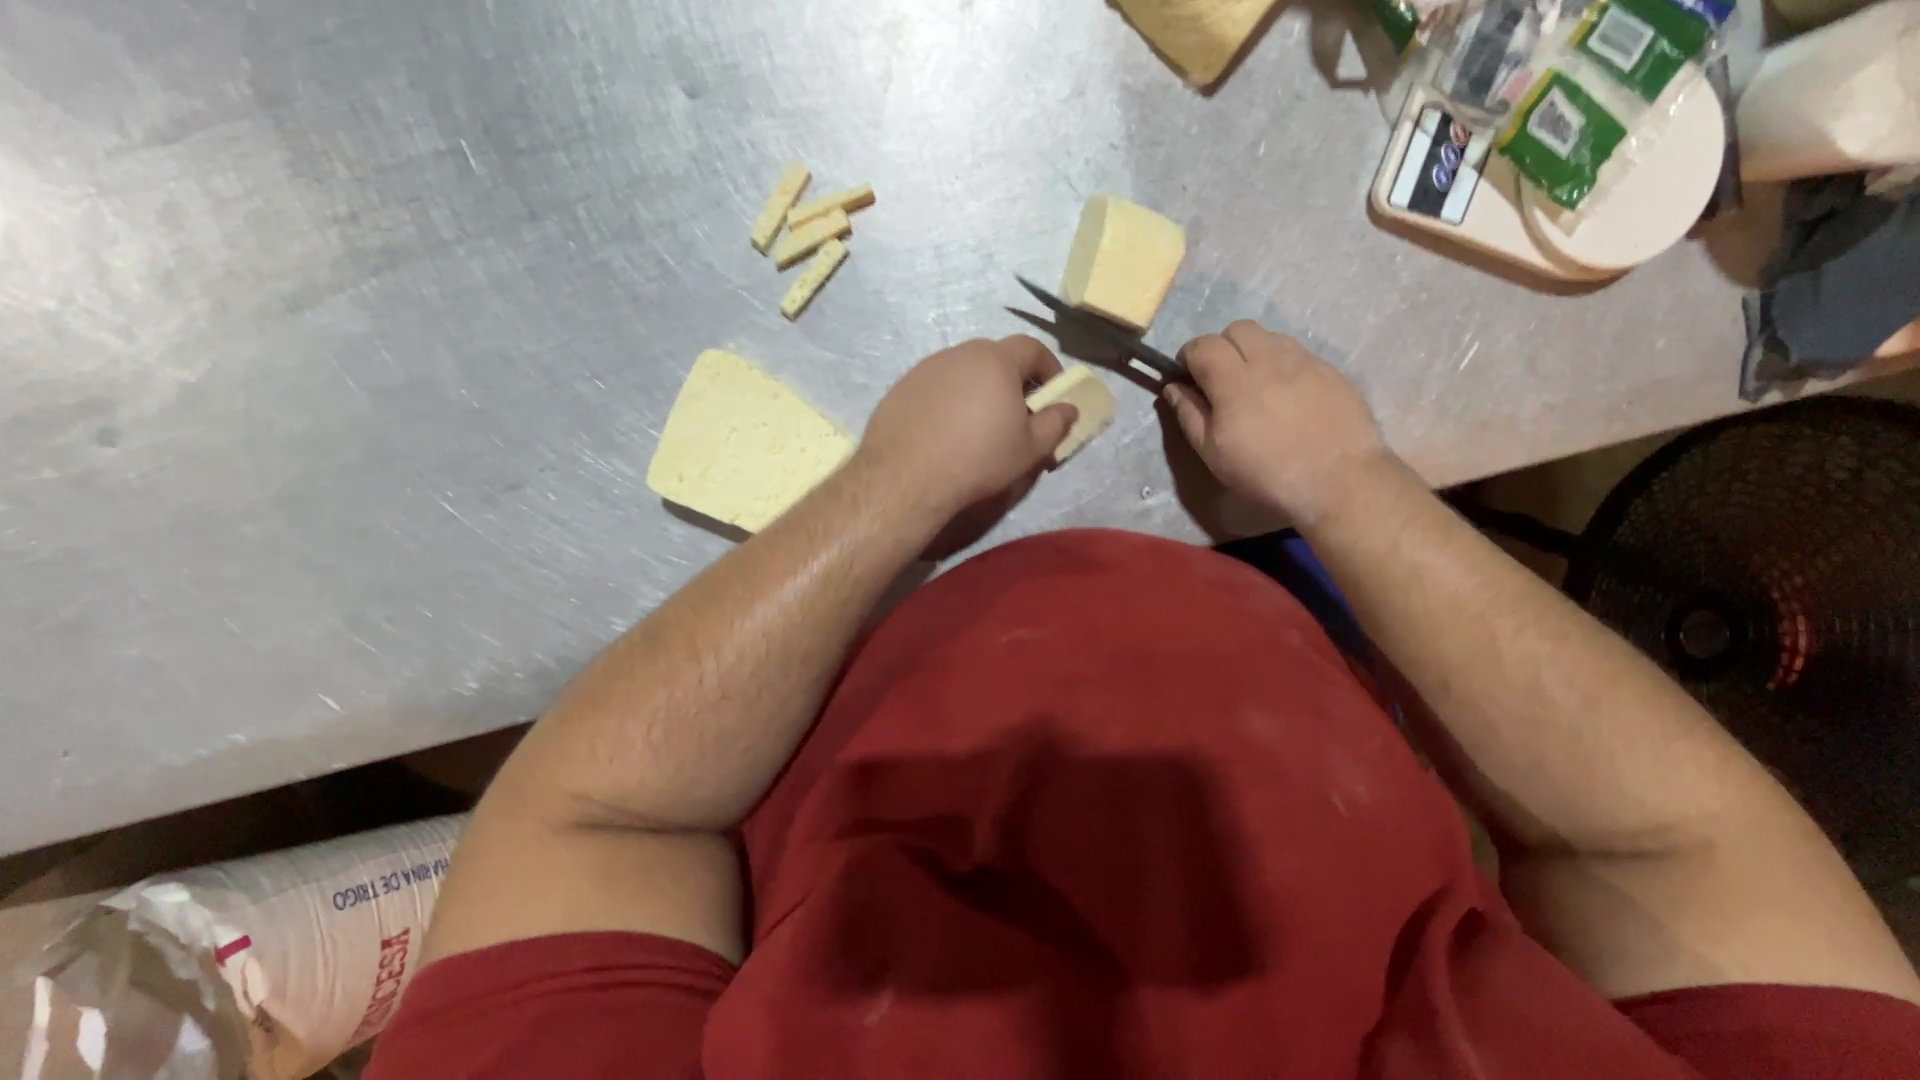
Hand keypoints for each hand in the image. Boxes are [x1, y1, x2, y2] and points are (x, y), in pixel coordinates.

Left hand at [855, 335, 1077, 525]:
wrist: (906, 477)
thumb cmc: (978, 460)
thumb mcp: (1029, 449)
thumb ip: (1055, 423)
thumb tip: (1069, 408)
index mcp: (996, 360)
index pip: (1032, 347)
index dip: (1049, 368)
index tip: (1052, 395)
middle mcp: (960, 353)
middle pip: (995, 356)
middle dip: (1012, 379)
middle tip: (1017, 412)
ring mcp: (926, 367)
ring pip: (963, 371)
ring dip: (978, 389)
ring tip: (979, 425)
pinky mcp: (902, 386)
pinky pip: (936, 386)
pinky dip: (949, 400)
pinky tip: (946, 432)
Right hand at [1164, 321, 1389, 522]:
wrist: (1339, 480)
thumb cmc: (1266, 473)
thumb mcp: (1214, 453)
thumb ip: (1189, 415)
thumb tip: (1173, 388)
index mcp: (1233, 378)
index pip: (1202, 345)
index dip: (1189, 357)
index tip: (1189, 379)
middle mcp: (1269, 358)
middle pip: (1237, 329)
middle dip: (1222, 347)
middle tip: (1222, 381)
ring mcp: (1304, 361)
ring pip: (1270, 337)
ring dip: (1254, 353)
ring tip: (1257, 387)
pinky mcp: (1330, 371)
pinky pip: (1298, 354)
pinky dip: (1283, 366)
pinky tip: (1288, 397)